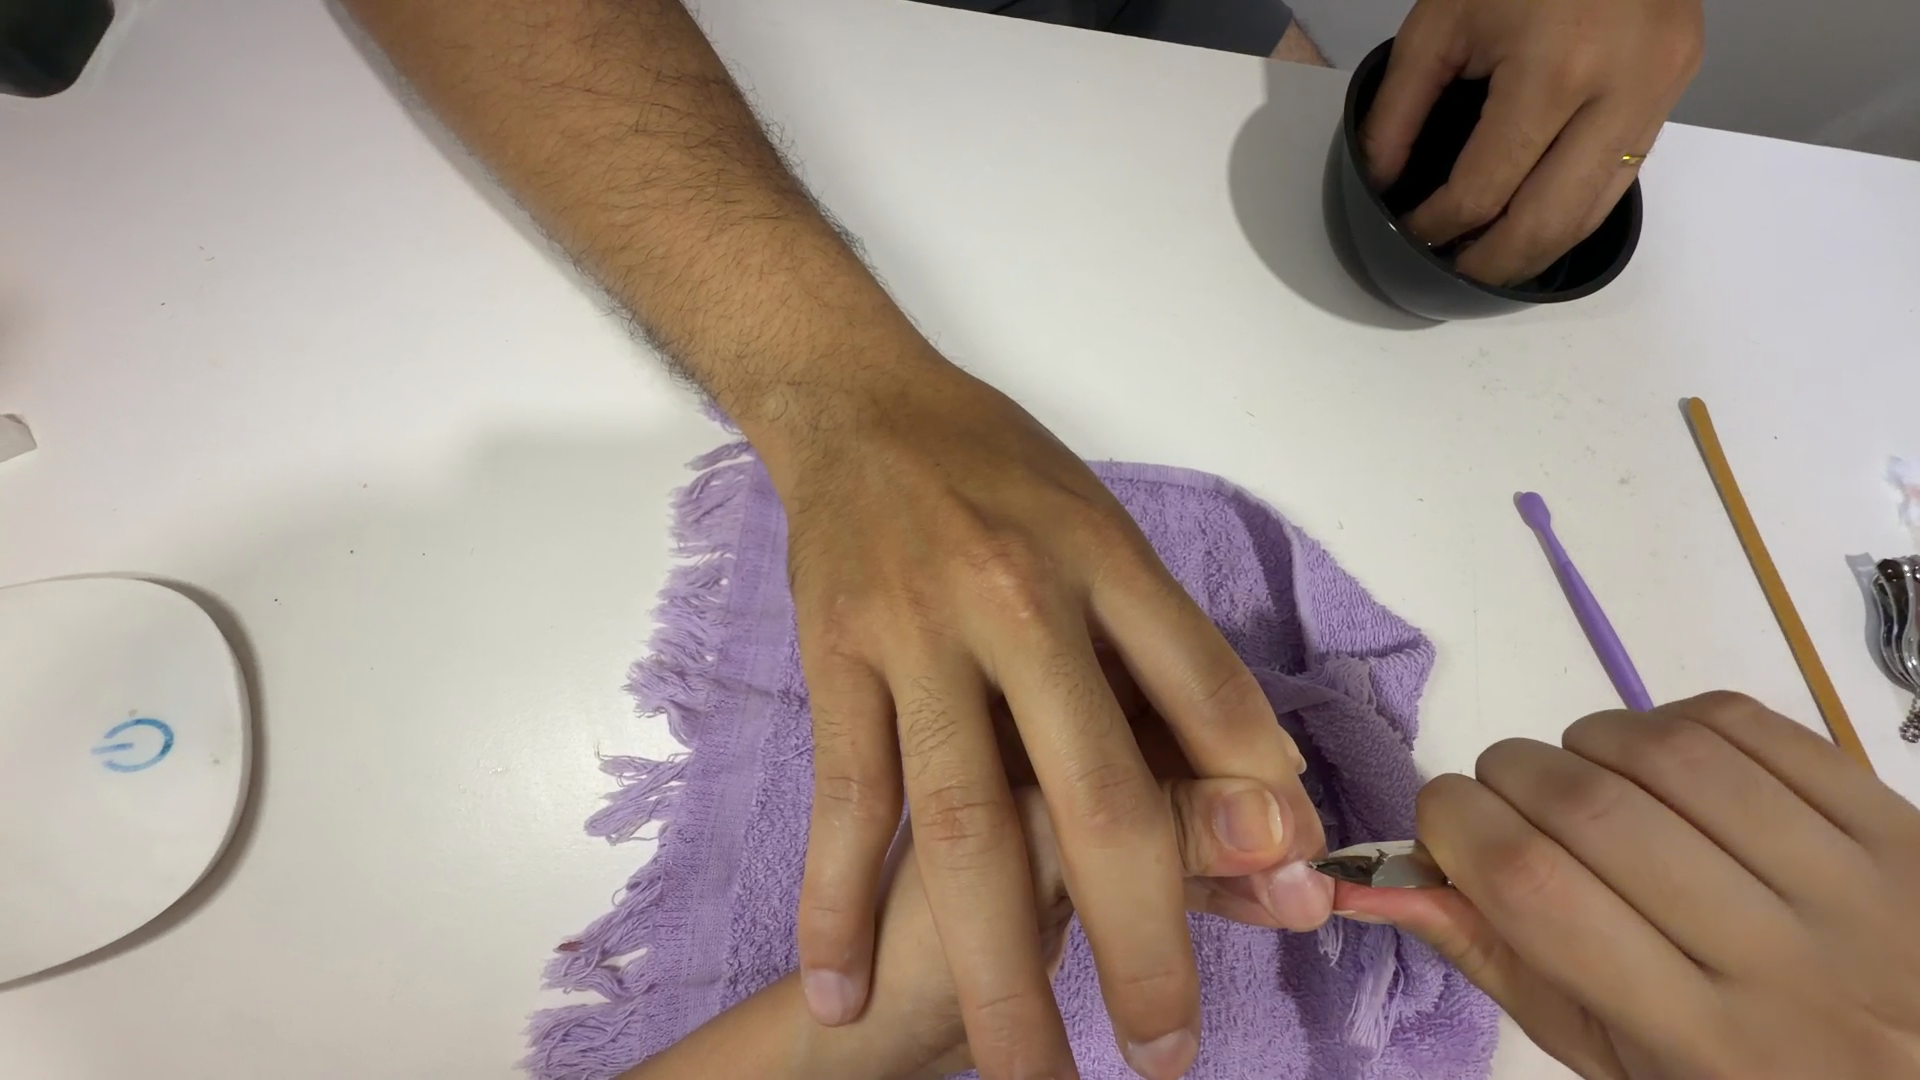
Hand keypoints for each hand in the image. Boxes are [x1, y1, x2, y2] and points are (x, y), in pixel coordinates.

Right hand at [771, 357, 1329, 1079]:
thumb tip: (1254, 776)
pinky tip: (846, 988)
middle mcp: (1019, 600)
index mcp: (1105, 558)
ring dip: (1001, 968)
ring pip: (965, 824)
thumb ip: (1166, 648)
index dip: (1260, 813)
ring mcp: (918, 634)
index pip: (1210, 699)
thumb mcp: (1103, 530)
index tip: (1284, 909)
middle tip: (1166, 1053)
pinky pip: (847, 798)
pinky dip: (838, 902)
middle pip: (1099, 793)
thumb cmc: (996, 467)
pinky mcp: (836, 658)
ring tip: (1030, 1070)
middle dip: (1146, 938)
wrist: (864, 410)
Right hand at [1336, 693, 1919, 1078]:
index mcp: (1705, 1040)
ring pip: (1660, 750)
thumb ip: (1484, 954)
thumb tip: (1366, 881)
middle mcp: (1794, 968)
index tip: (1449, 824)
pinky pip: (1741, 722)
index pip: (1528, 882)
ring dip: (1584, 743)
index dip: (1452, 822)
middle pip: (1584, 806)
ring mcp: (1867, 890)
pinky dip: (1667, 720)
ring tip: (1589, 779)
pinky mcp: (1901, 825)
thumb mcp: (1599, 1048)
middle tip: (1511, 803)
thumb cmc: (1729, 1070)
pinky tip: (1665, 767)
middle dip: (1505, 775)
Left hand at [1364, 0, 1703, 284]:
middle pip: (1547, 221)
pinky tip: (1528, 226)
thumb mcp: (1435, 27)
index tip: (1411, 232)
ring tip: (1483, 264)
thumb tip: (1382, 187)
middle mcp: (1622, 89)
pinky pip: (1619, 180)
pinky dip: (1568, 217)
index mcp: (1554, 73)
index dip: (1435, 227)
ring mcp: (1661, 91)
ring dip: (1533, 254)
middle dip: (1490, 264)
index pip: (1481, 193)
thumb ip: (1395, 116)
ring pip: (1591, 213)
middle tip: (1449, 272)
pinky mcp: (1676, 89)